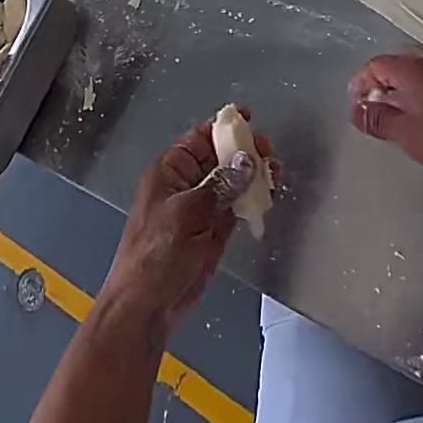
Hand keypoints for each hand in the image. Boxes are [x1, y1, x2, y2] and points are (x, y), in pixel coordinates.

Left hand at [100, 115, 273, 338]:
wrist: (147, 304)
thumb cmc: (156, 253)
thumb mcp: (188, 213)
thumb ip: (220, 185)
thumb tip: (246, 160)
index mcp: (171, 170)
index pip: (200, 138)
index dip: (224, 126)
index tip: (248, 118)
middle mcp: (188, 184)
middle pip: (222, 157)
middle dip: (246, 151)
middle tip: (268, 153)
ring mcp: (203, 207)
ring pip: (234, 181)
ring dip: (255, 175)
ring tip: (276, 172)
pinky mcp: (215, 229)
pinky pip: (238, 204)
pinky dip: (254, 198)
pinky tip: (270, 194)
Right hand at [349, 52, 422, 183]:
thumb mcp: (410, 136)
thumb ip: (380, 122)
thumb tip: (358, 110)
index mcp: (413, 69)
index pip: (375, 65)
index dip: (360, 85)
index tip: (357, 107)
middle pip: (400, 68)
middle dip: (385, 90)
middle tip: (379, 116)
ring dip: (412, 96)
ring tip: (410, 124)